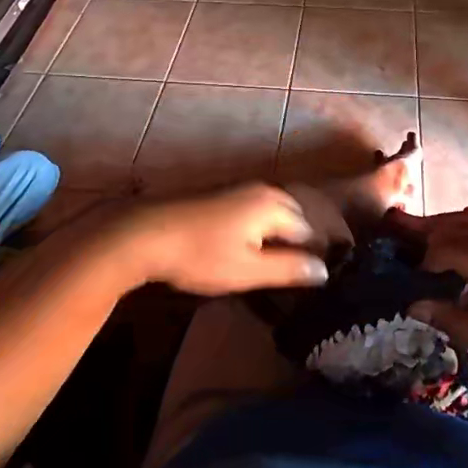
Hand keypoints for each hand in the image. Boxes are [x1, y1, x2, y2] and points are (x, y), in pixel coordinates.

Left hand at [107, 183, 328, 294]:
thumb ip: (289, 269)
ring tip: (274, 262)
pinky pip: (256, 209)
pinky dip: (261, 227)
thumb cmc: (201, 256)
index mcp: (275, 206)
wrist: (144, 234)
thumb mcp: (248, 271)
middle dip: (299, 241)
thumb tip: (324, 271)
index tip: (311, 278)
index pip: (310, 232)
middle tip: (295, 272)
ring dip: (279, 234)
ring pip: (274, 212)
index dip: (313, 255)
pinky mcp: (222, 195)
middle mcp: (264, 190)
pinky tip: (248, 246)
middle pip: (295, 217)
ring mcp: (241, 189)